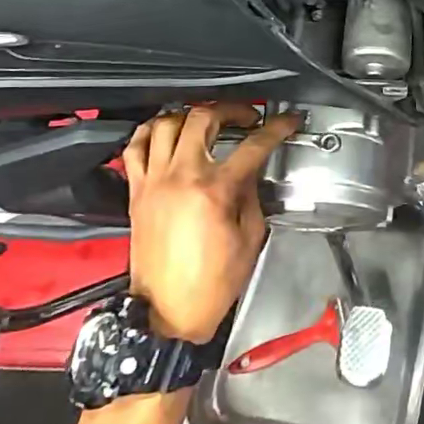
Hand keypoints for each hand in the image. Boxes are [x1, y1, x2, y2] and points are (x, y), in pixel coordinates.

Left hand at [123, 103, 300, 342]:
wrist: (168, 313)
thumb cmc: (211, 283)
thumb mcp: (249, 236)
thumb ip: (251, 195)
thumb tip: (250, 172)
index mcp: (215, 190)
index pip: (253, 145)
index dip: (276, 127)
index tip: (287, 121)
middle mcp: (180, 178)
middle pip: (204, 118)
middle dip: (232, 110)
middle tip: (247, 117)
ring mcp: (154, 182)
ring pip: (166, 123)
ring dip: (191, 115)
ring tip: (207, 120)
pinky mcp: (136, 192)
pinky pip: (135, 148)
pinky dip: (150, 132)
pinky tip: (165, 132)